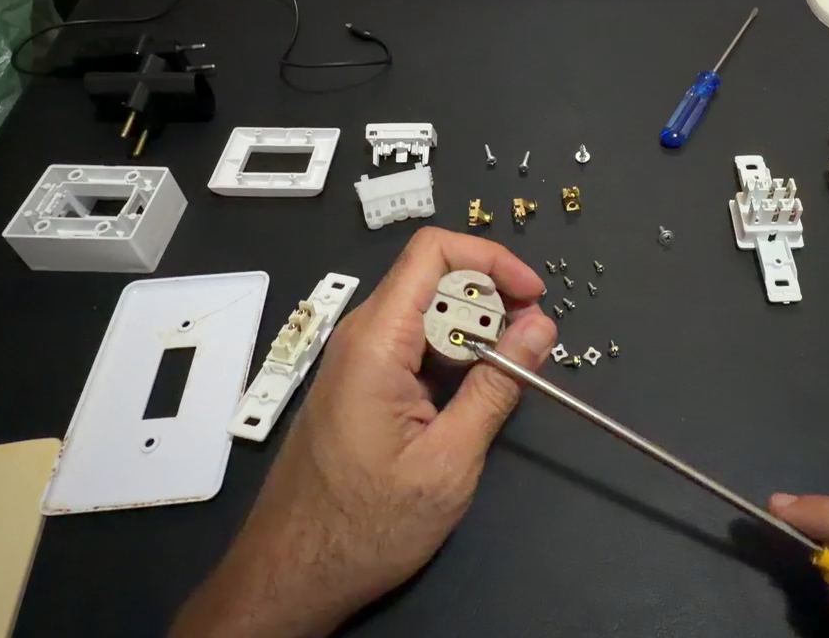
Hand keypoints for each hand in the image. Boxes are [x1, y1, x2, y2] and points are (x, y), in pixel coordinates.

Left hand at [171, 228, 555, 637]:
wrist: (288, 577)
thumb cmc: (366, 526)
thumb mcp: (447, 461)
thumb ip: (496, 386)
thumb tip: (540, 326)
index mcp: (377, 340)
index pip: (432, 251)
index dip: (491, 258)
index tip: (534, 295)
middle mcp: (363, 333)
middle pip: (433, 277)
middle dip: (491, 296)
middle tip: (531, 341)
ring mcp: (358, 356)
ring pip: (427, 310)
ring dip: (476, 327)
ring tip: (511, 370)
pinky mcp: (361, 379)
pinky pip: (414, 341)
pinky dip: (454, 352)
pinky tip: (475, 390)